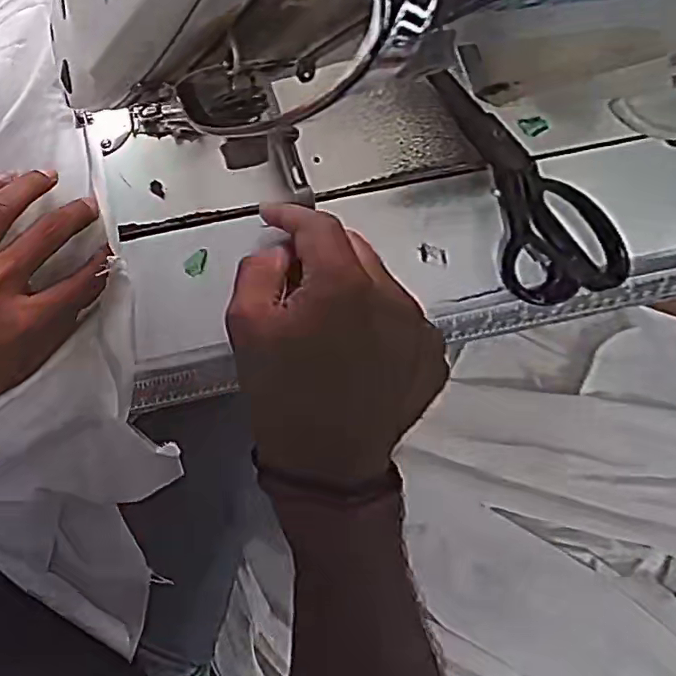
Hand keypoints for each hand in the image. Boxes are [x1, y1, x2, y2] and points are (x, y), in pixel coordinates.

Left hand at [0, 171, 111, 473]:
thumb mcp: (12, 370)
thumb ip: (50, 335)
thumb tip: (76, 305)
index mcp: (17, 322)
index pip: (74, 284)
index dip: (98, 266)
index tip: (105, 254)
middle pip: (47, 236)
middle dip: (76, 215)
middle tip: (86, 206)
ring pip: (1, 211)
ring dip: (29, 187)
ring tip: (46, 177)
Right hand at [226, 204, 446, 488]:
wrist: (326, 459)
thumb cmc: (281, 393)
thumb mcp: (244, 323)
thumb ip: (257, 270)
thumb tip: (280, 252)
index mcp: (343, 286)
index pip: (321, 227)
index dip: (292, 215)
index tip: (275, 217)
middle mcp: (391, 299)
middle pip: (352, 247)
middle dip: (317, 251)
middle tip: (287, 277)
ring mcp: (418, 327)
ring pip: (376, 279)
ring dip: (345, 282)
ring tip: (316, 320)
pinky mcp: (431, 353)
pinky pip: (397, 312)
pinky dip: (370, 312)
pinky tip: (345, 343)